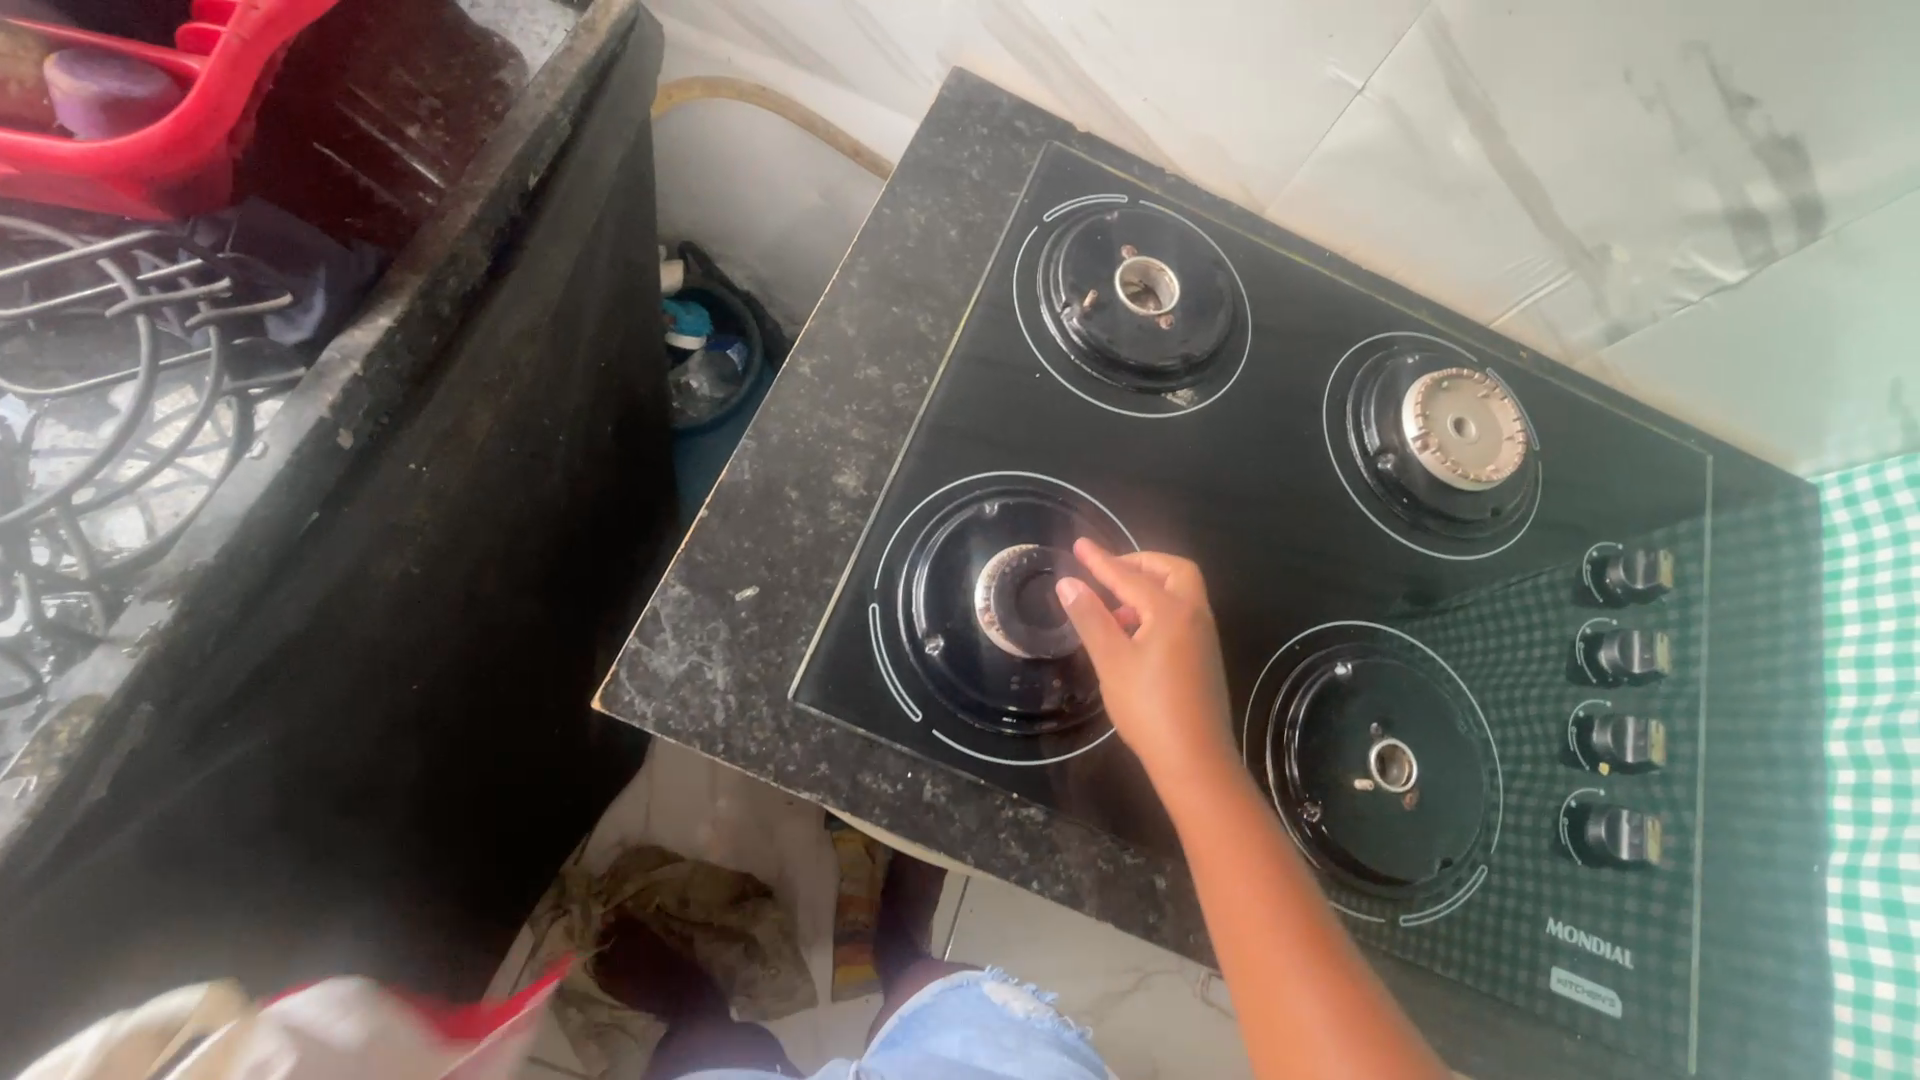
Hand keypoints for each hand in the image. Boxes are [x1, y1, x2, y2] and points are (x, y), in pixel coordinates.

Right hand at [1054, 538, 1236, 784]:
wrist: (1195, 759)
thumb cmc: (1149, 708)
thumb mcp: (1111, 661)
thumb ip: (1090, 617)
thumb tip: (1068, 583)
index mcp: (1172, 611)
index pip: (1130, 576)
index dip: (1101, 561)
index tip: (1079, 546)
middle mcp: (1195, 615)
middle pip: (1173, 571)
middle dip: (1140, 564)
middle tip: (1109, 573)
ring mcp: (1204, 637)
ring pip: (1181, 593)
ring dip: (1149, 587)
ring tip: (1114, 608)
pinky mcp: (1204, 657)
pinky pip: (1183, 614)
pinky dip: (1158, 608)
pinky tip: (1134, 635)